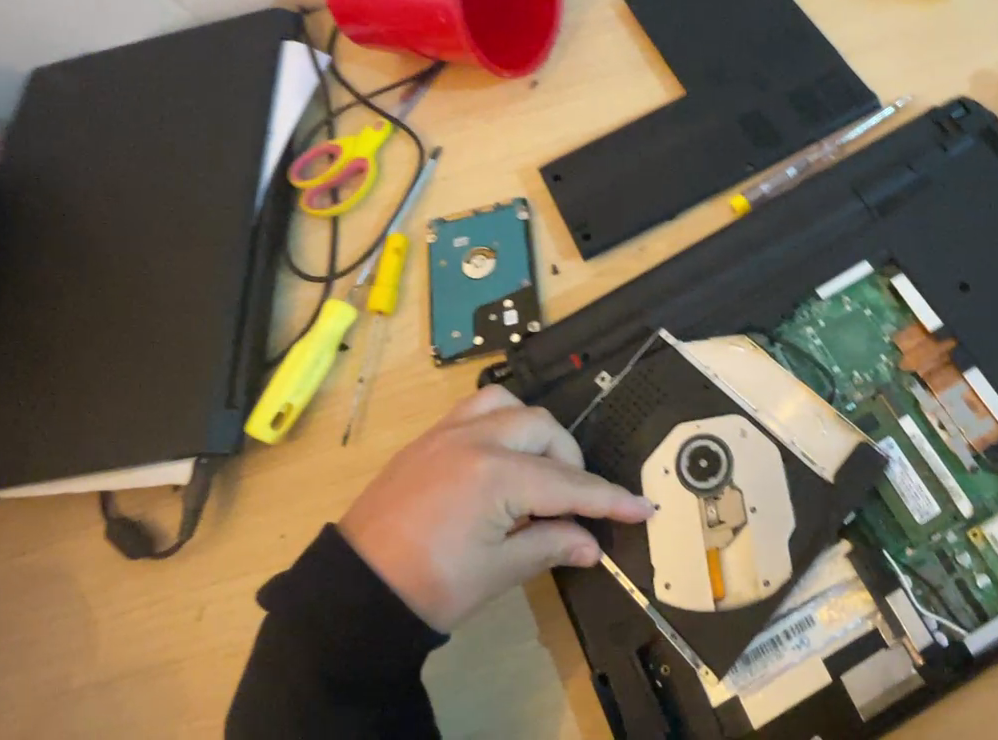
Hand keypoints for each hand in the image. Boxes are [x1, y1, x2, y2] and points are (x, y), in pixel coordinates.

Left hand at [341, 385, 653, 631]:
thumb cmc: (430, 587)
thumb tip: (592, 544)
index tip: (643, 508)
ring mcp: (448, 431)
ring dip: (535, 432)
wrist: (355, 592)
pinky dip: (500, 421)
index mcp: (495, 475)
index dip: (609, 499)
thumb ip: (550, 545)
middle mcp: (476, 439)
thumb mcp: (498, 572)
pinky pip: (475, 407)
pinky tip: (501, 453)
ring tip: (538, 470)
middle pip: (545, 431)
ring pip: (510, 405)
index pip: (568, 483)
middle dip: (570, 463)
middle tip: (574, 504)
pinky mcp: (429, 436)